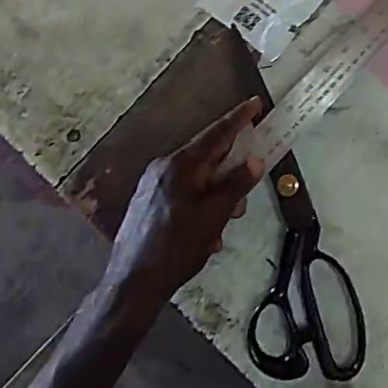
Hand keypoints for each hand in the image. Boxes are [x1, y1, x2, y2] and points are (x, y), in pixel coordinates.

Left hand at [104, 98, 265, 306]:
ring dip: (216, 196)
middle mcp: (164, 167)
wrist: (132, 283)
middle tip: (243, 194)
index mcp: (180, 165)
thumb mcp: (213, 217)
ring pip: (197, 179)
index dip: (238, 119)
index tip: (255, 103)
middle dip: (230, 173)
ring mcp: (153, 184)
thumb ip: (235, 186)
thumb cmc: (176, 248)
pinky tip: (205, 233)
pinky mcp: (148, 201)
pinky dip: (200, 205)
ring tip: (221, 225)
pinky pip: (183, 193)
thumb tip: (254, 161)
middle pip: (207, 157)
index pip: (216, 134)